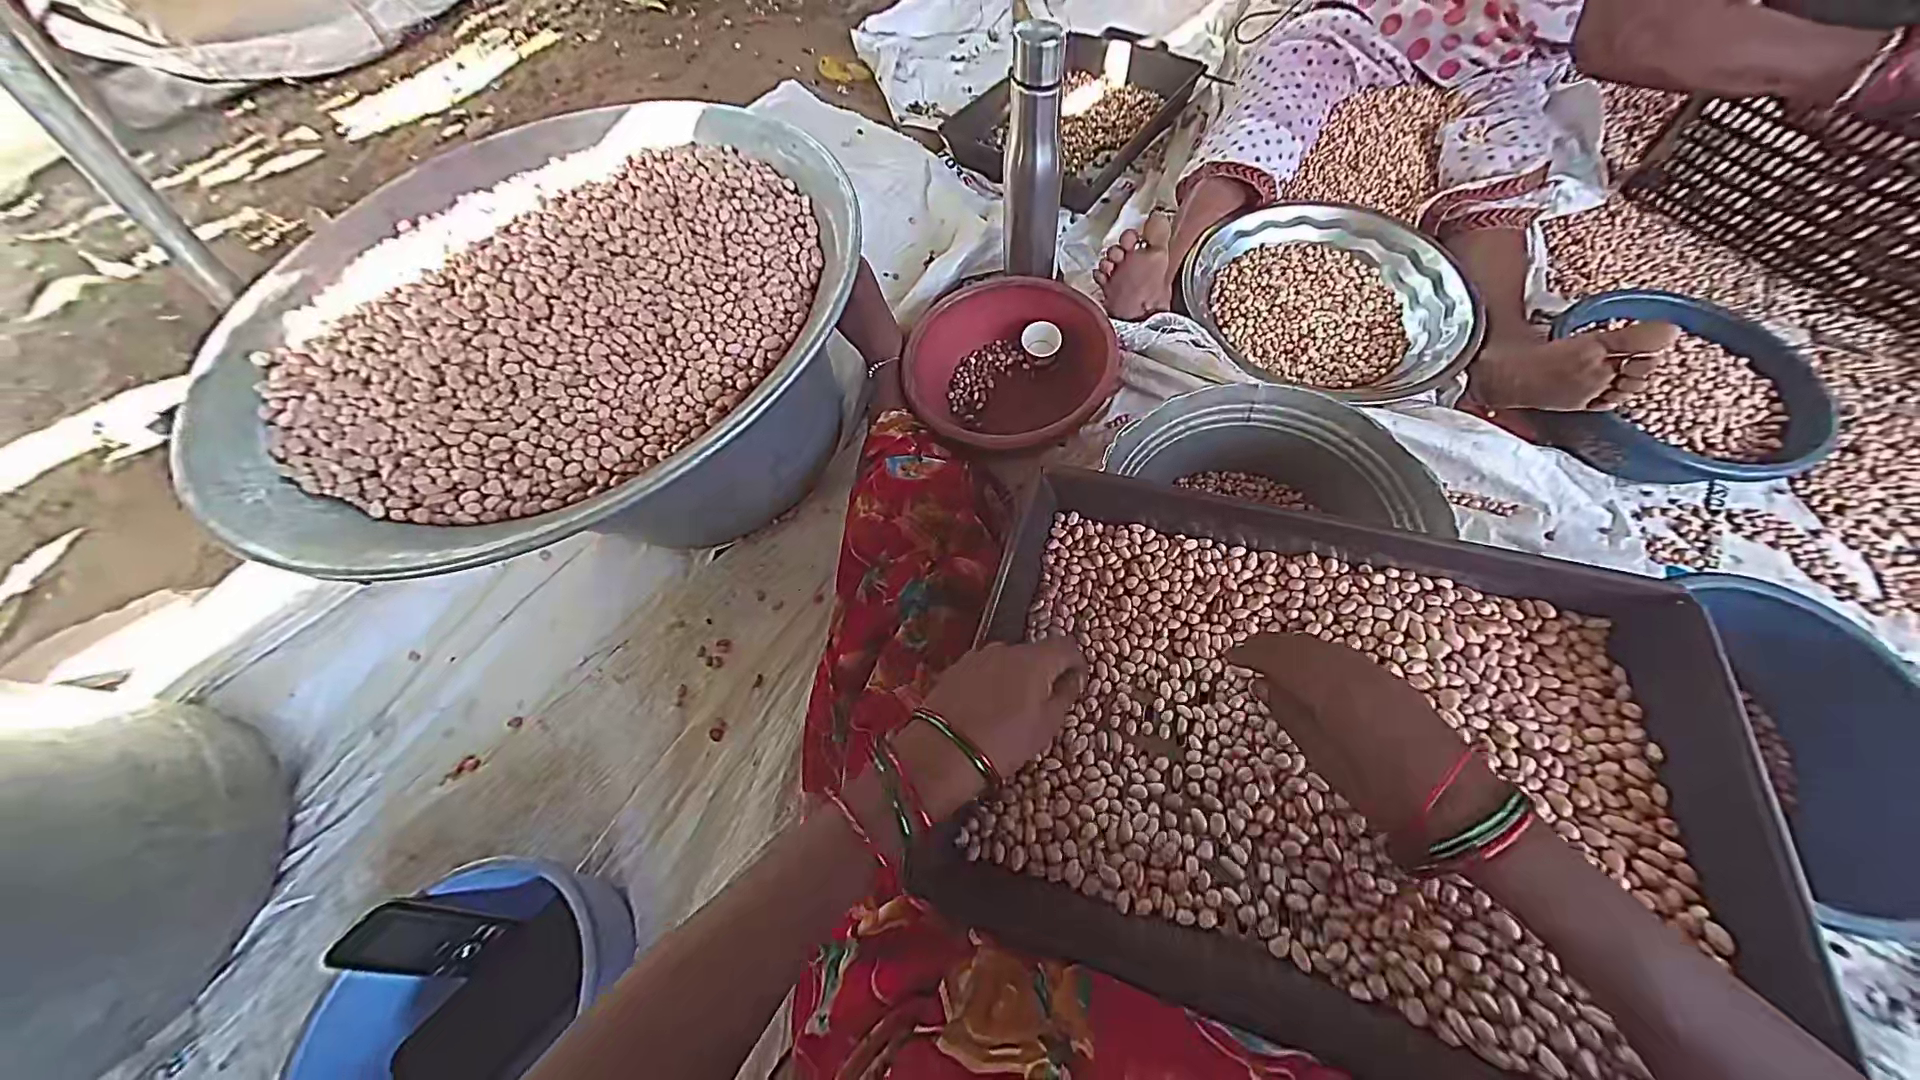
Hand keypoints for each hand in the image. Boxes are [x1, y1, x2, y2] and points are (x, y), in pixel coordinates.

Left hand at [896, 639, 1086, 819]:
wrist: (942, 751)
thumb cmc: (1004, 742)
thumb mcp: (1046, 725)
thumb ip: (1064, 695)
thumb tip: (1073, 677)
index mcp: (1035, 659)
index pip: (1066, 646)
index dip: (1075, 663)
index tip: (1074, 683)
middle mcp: (1006, 648)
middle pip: (1034, 653)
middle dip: (1041, 673)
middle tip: (1040, 705)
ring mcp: (977, 656)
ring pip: (1006, 661)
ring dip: (1013, 678)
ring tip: (1008, 710)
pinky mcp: (954, 668)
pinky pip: (983, 670)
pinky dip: (989, 683)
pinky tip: (983, 708)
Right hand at [1226, 632, 1507, 866]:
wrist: (1457, 802)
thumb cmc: (1381, 790)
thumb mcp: (1324, 758)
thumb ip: (1291, 715)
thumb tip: (1262, 685)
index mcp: (1331, 690)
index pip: (1281, 657)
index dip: (1252, 654)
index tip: (1230, 658)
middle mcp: (1353, 671)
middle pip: (1302, 645)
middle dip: (1270, 646)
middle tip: (1245, 655)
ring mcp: (1376, 674)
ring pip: (1324, 647)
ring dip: (1294, 648)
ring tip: (1271, 661)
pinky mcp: (1392, 682)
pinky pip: (1343, 656)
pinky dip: (1318, 656)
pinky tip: (1310, 670)